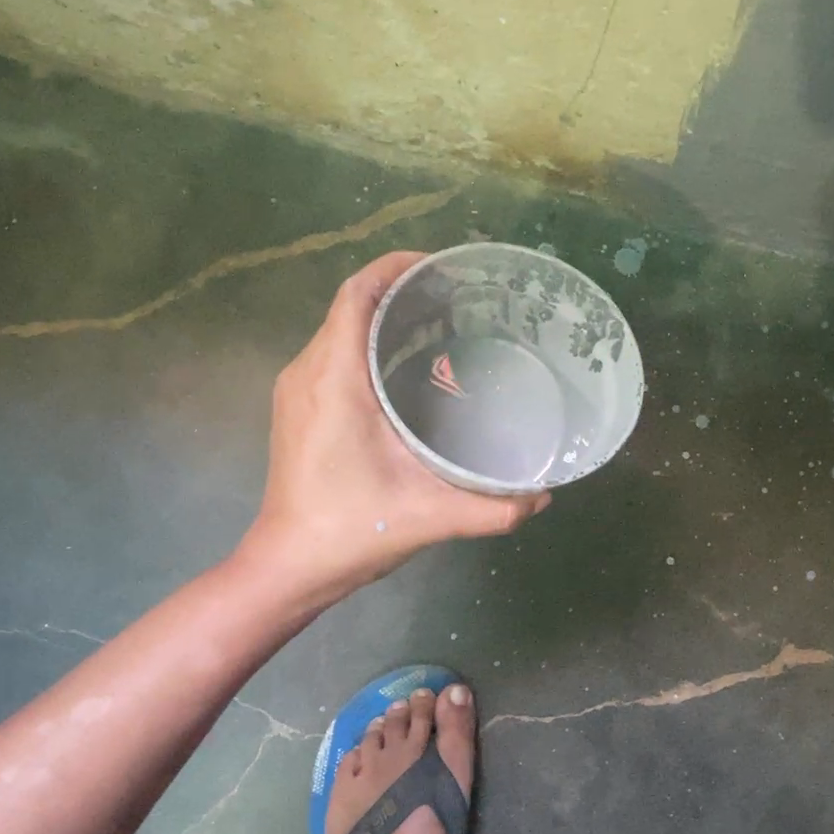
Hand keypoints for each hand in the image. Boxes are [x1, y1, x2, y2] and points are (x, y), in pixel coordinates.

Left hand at [239, 251, 549, 599]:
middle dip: (401, 291)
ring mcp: (297, 391)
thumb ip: (494, 508)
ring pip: (340, 330)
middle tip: (459, 300)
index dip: (396, 268)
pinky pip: (333, 355)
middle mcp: (308, 373)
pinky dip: (368, 345)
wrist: (289, 566)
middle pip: (351, 306)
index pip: (357, 295)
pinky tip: (407, 372)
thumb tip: (544, 497)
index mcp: (334, 380)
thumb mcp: (432, 516)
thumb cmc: (352, 531)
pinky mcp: (298, 409)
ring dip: (383, 319)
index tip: (442, 268)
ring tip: (441, 327)